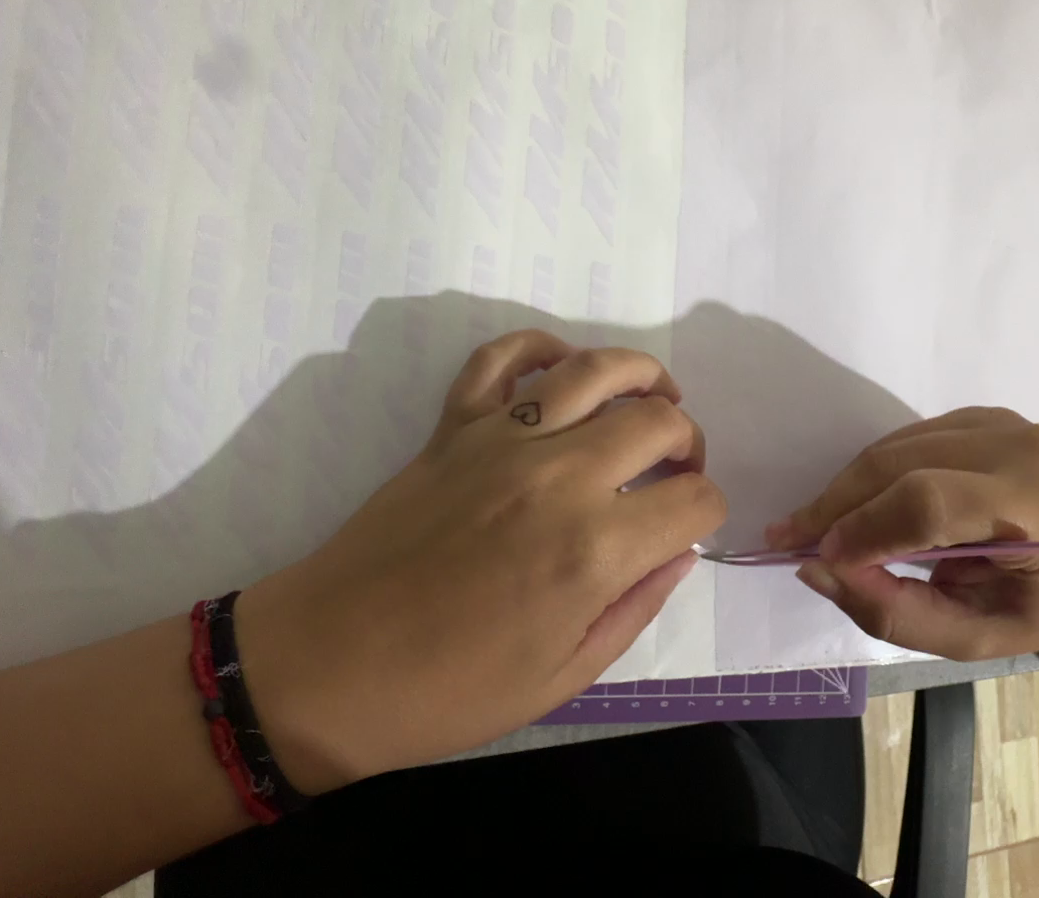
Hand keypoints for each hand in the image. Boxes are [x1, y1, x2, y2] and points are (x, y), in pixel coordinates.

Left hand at [237, 331, 726, 788]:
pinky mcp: (454, 427)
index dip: (707, 511)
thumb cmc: (452, 689)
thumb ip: (637, 606)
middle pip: (659, 421)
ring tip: (654, 396)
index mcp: (595, 550)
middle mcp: (560, 478)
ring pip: (595, 370)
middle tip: (676, 471)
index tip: (690, 525)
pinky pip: (501, 359)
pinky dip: (540, 348)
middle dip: (688, 442)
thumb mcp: (566, 675)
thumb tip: (681, 551)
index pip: (694, 501)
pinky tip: (564, 370)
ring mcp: (502, 441)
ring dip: (642, 375)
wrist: (331, 665)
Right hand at [769, 408, 1038, 660]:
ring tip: (817, 528)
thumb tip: (815, 569)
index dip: (866, 527)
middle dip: (837, 506)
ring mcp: (1000, 422)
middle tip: (790, 539)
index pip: (930, 503)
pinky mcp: (978, 415)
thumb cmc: (1035, 608)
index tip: (817, 558)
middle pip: (898, 465)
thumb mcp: (971, 638)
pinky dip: (868, 476)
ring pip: (890, 449)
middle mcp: (1021, 447)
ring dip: (845, 490)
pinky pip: (900, 441)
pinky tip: (861, 508)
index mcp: (1036, 505)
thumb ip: (891, 611)